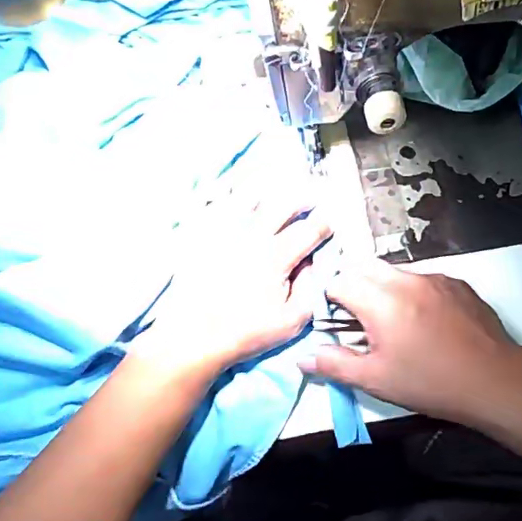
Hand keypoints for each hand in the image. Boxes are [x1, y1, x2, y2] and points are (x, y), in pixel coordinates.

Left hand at [134, 187, 331, 376]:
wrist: (192, 337)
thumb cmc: (245, 332)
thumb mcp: (293, 320)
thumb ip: (310, 288)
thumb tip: (311, 264)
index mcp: (276, 256)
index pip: (309, 230)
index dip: (324, 224)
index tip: (329, 222)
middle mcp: (251, 236)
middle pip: (282, 203)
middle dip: (302, 196)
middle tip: (312, 196)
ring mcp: (223, 231)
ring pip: (249, 196)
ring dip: (269, 187)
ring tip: (278, 183)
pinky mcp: (199, 235)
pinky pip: (215, 203)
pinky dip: (229, 192)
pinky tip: (236, 191)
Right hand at [300, 260, 521, 426]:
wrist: (494, 380)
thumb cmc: (430, 382)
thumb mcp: (376, 379)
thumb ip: (335, 364)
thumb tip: (305, 358)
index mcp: (381, 300)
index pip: (339, 280)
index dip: (329, 299)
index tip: (333, 320)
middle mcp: (407, 279)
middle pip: (365, 268)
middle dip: (353, 287)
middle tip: (357, 320)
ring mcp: (436, 278)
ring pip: (396, 272)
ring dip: (383, 289)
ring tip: (392, 324)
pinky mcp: (458, 285)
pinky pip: (424, 280)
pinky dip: (413, 294)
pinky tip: (424, 324)